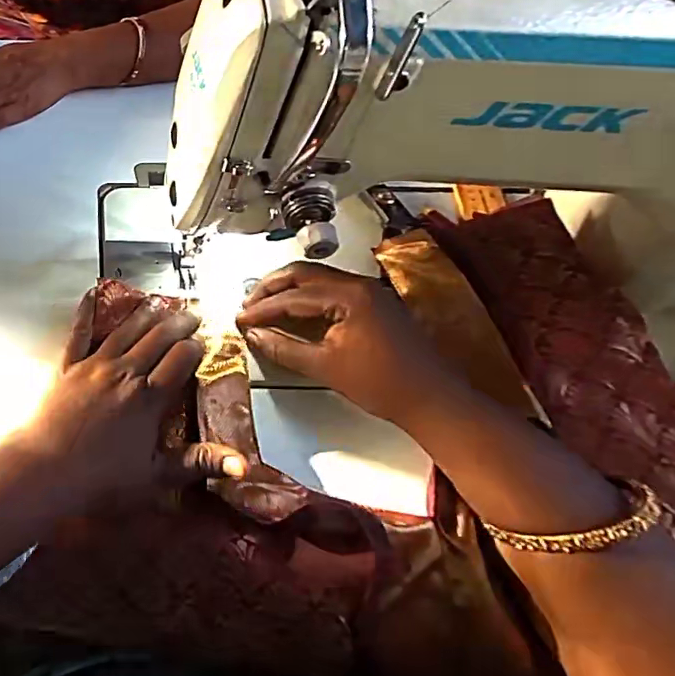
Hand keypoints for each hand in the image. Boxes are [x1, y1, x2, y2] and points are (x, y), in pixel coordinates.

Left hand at [13, 290, 246, 505]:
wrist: (46, 470)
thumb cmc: (101, 480)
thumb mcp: (156, 478)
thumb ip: (198, 463)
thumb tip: (242, 464)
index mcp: (148, 399)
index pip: (180, 361)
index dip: (194, 348)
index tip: (202, 342)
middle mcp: (125, 373)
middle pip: (157, 339)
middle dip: (178, 324)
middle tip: (190, 314)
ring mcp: (95, 365)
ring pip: (126, 331)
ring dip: (145, 314)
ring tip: (159, 302)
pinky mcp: (68, 365)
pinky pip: (80, 332)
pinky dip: (87, 311)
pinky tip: (92, 294)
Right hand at [235, 262, 467, 423]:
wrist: (434, 400)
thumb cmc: (382, 384)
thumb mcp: (325, 367)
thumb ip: (284, 348)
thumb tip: (253, 335)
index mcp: (348, 295)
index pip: (293, 295)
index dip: (262, 307)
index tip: (240, 319)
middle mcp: (358, 284)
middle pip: (302, 274)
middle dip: (271, 288)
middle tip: (248, 306)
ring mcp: (368, 292)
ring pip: (316, 279)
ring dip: (288, 291)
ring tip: (264, 307)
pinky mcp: (373, 303)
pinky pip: (330, 289)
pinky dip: (306, 297)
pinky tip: (293, 312)